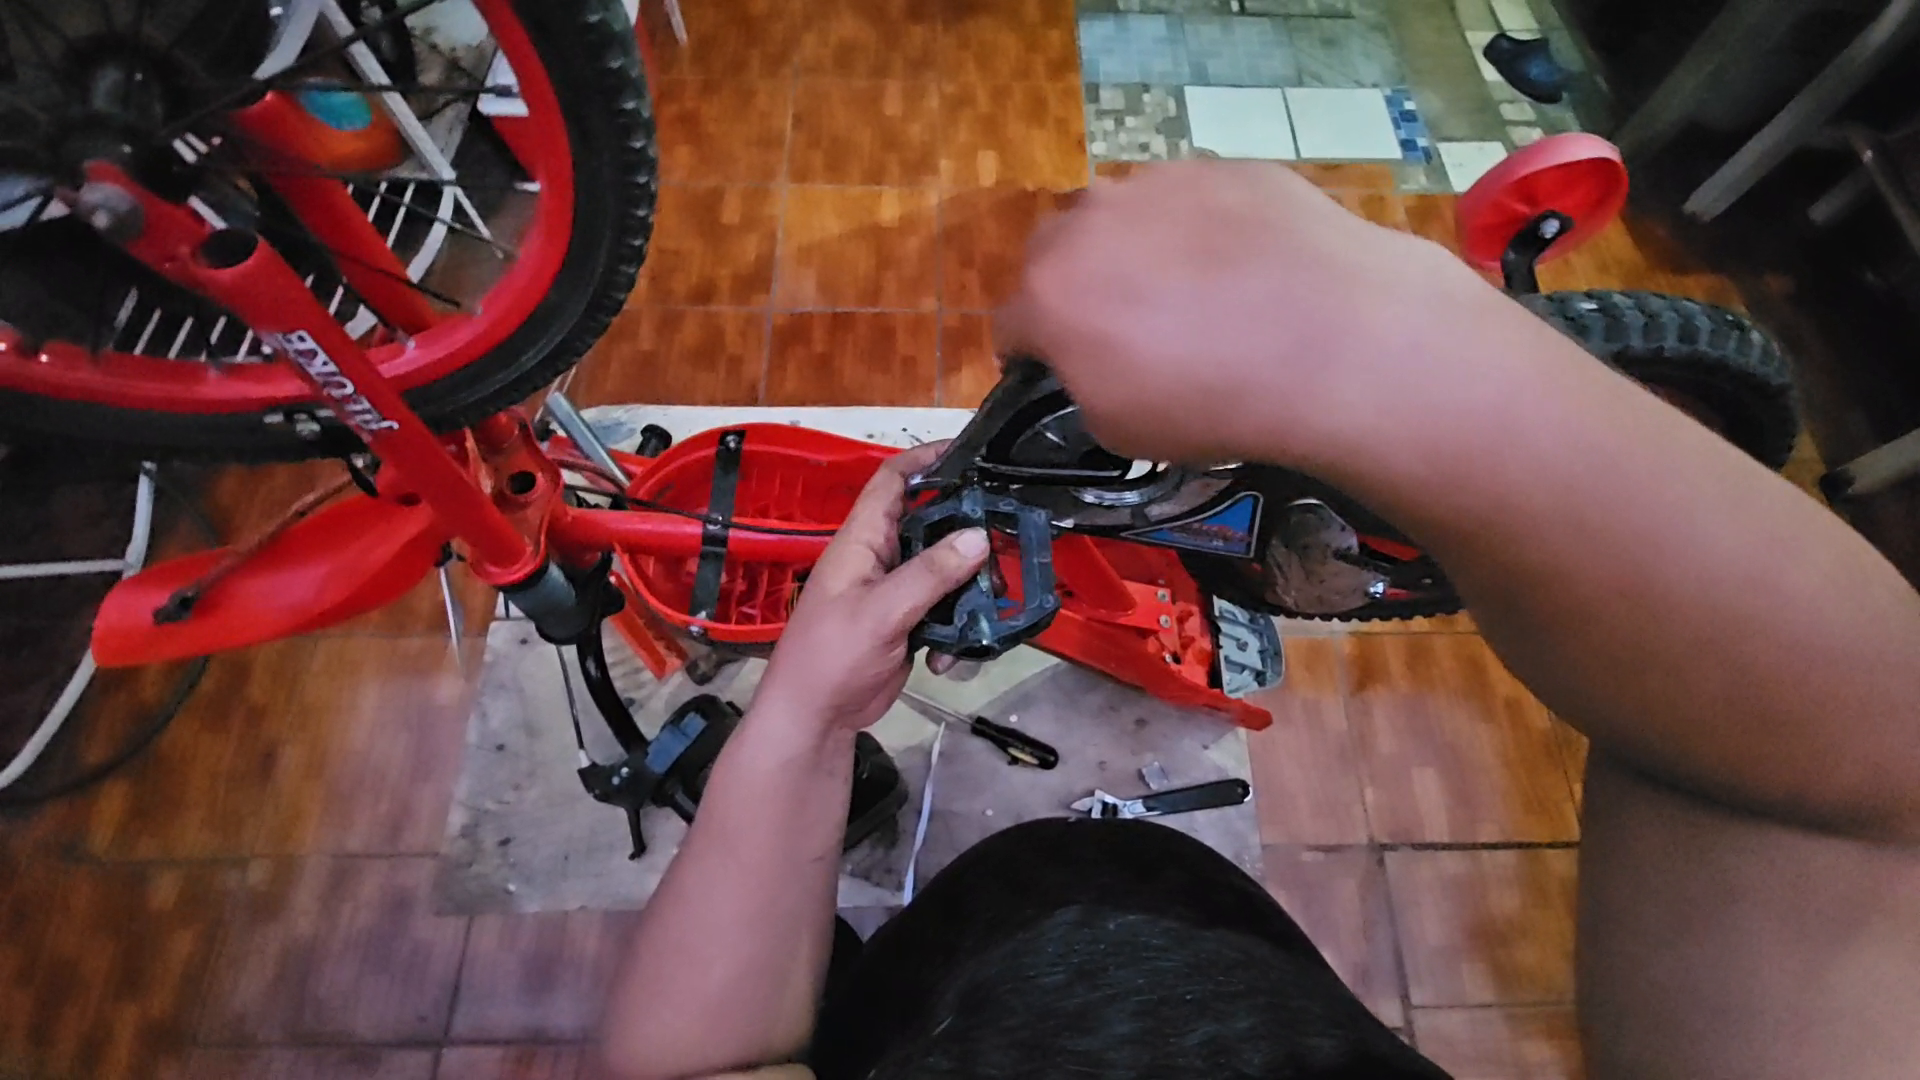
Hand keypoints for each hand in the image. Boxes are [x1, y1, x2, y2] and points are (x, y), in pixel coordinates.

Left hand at [751, 442, 990, 731]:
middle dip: (966, 529)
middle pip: (930, 525)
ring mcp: (896, 592)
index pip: (892, 482)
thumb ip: (930, 574)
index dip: (925, 460)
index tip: (969, 451)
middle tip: (1008, 530)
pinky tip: (952, 656)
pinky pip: (944, 610)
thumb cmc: (832, 656)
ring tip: (993, 601)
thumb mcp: (881, 612)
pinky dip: (956, 628)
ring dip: (968, 587)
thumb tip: (978, 536)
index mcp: (862, 541)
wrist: (816, 719)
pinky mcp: (909, 623)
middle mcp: (881, 558)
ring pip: (945, 570)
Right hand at [995, 160, 1494, 467]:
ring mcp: (1157, 184)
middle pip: (1052, 256)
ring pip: (1119, 220)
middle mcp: (1087, 223)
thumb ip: (1080, 386)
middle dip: (1070, 291)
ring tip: (1189, 296)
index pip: (1008, 324)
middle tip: (1120, 330)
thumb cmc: (1207, 402)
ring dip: (1130, 254)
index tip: (1053, 374)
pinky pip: (1187, 203)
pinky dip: (1197, 233)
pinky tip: (1242, 271)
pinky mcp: (1222, 167)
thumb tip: (1091, 363)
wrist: (1331, 343)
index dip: (1027, 356)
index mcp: (1048, 295)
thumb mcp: (1116, 430)